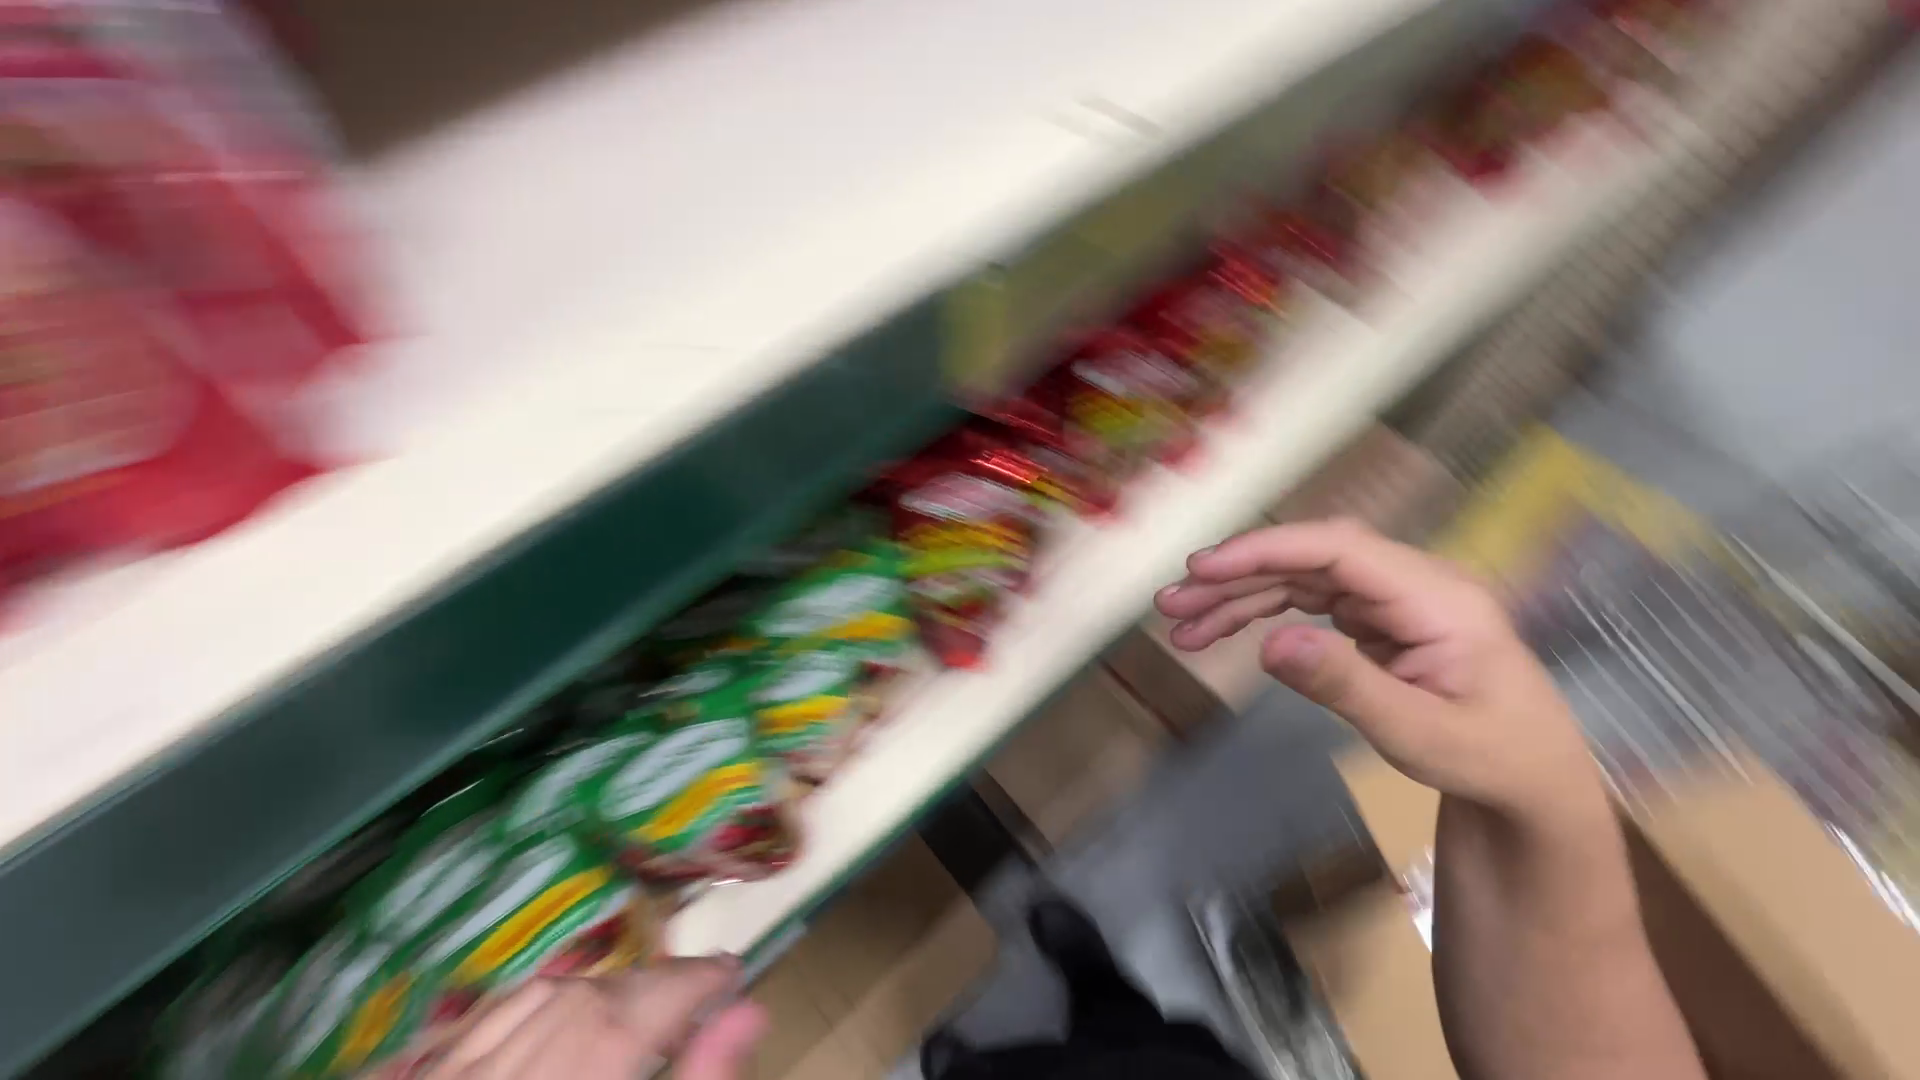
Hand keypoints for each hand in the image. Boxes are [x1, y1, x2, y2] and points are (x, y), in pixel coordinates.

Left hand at [414, 957, 765, 1079]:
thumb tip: (747, 1013)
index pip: (627, 1023)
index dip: (688, 984)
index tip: (731, 972)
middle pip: (583, 1008)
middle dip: (654, 986)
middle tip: (701, 990)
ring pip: (531, 1005)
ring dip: (601, 990)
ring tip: (644, 1002)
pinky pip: (477, 1026)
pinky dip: (534, 1006)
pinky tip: (562, 1013)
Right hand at [1155, 519, 1603, 820]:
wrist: (1528, 786)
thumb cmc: (1491, 761)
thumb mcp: (1420, 735)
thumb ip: (1347, 686)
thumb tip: (1271, 643)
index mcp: (1437, 597)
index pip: (1338, 549)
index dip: (1266, 550)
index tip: (1203, 568)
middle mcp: (1410, 584)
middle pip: (1308, 560)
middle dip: (1236, 577)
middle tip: (1171, 604)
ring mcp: (1390, 601)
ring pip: (1299, 580)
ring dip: (1238, 598)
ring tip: (1182, 626)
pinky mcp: (1374, 621)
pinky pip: (1306, 605)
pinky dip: (1260, 616)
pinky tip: (1221, 632)